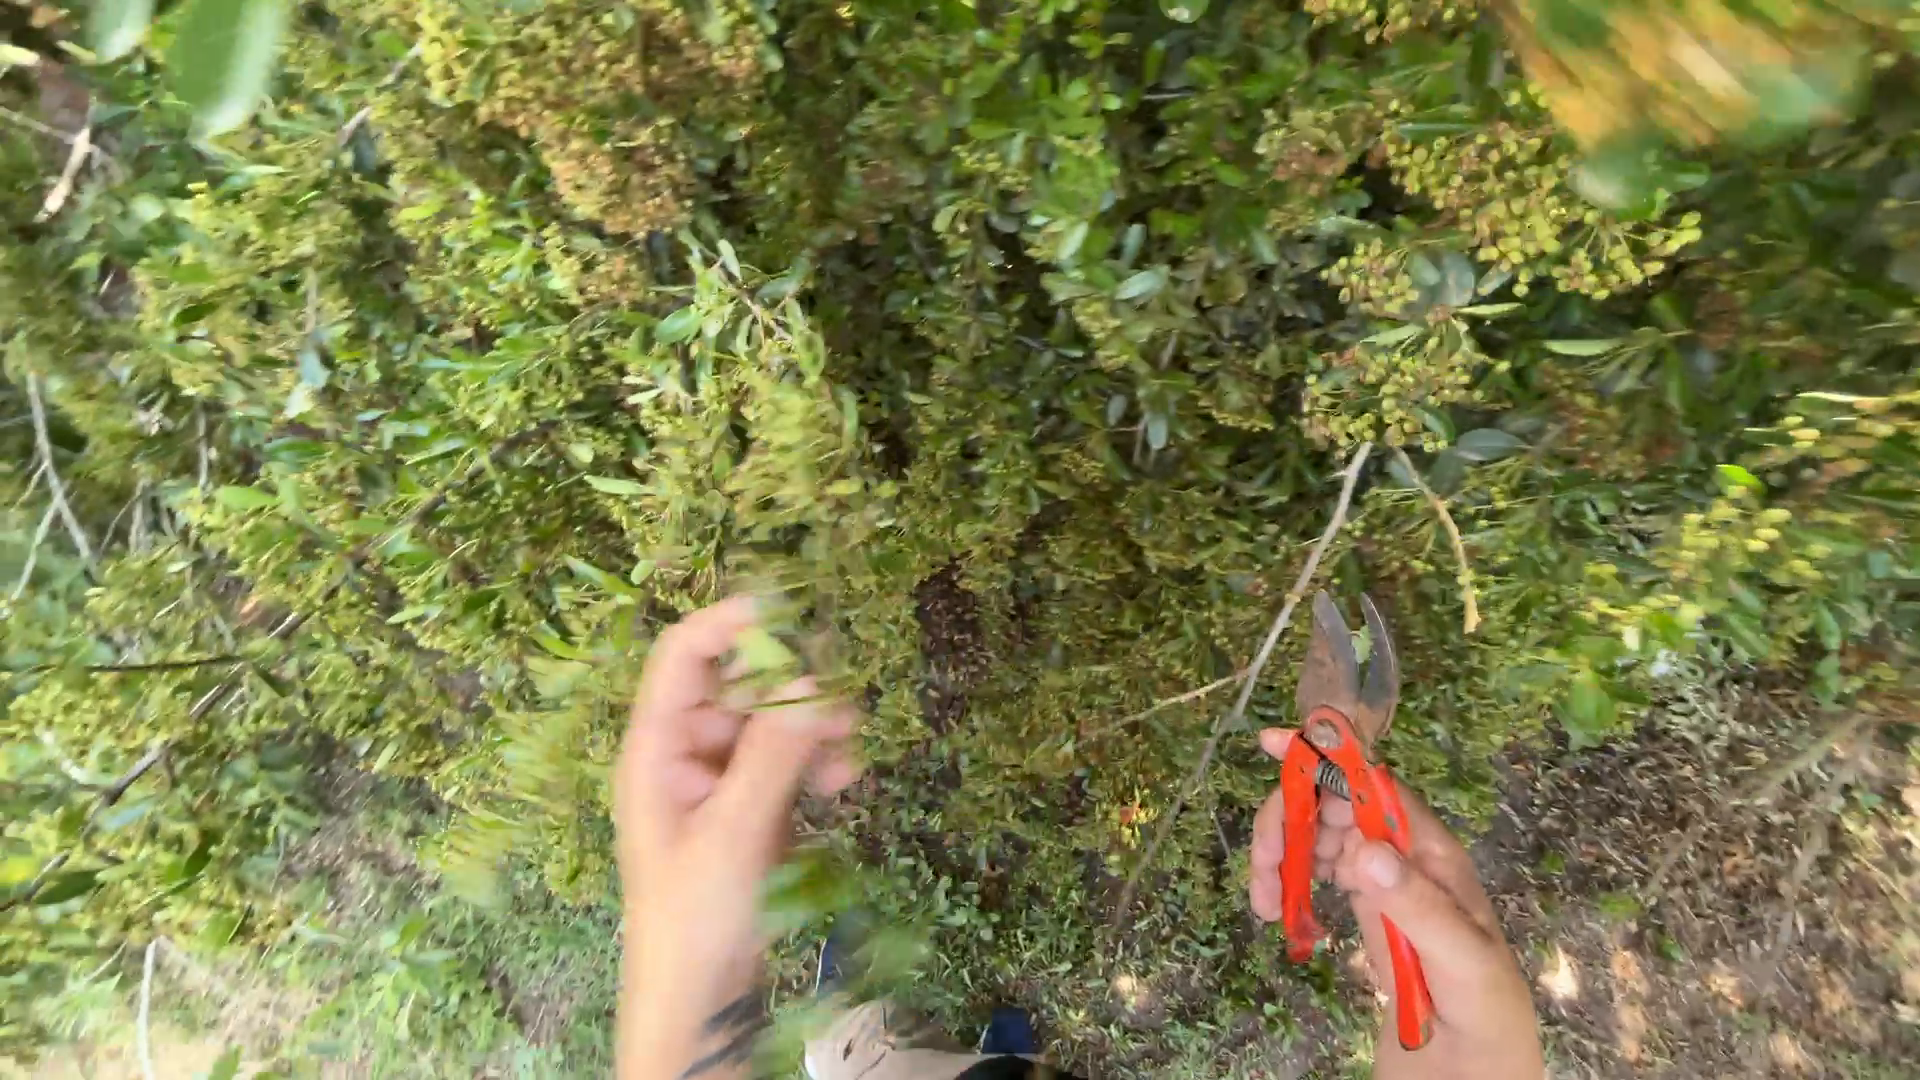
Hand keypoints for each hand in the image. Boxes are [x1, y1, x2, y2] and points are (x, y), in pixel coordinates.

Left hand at [614, 598, 860, 1079]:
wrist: (702, 996)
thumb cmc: (695, 915)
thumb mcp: (734, 832)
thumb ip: (772, 755)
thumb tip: (813, 683)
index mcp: (657, 748)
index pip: (683, 659)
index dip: (726, 624)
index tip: (782, 607)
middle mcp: (688, 750)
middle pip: (740, 687)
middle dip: (791, 688)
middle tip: (841, 693)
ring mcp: (722, 776)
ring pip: (773, 722)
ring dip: (813, 728)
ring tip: (851, 745)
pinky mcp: (752, 800)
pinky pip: (788, 759)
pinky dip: (817, 761)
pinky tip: (844, 780)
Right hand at [1248, 728, 1543, 1079]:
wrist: (1471, 1077)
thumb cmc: (1483, 1021)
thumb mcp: (1464, 968)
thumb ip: (1420, 907)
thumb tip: (1366, 848)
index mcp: (1432, 852)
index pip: (1372, 785)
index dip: (1325, 759)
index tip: (1273, 744)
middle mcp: (1402, 852)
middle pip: (1328, 804)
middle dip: (1287, 822)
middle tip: (1263, 867)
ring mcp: (1378, 874)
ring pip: (1312, 832)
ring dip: (1278, 855)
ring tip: (1265, 904)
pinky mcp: (1360, 897)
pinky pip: (1311, 865)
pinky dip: (1285, 878)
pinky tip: (1279, 910)